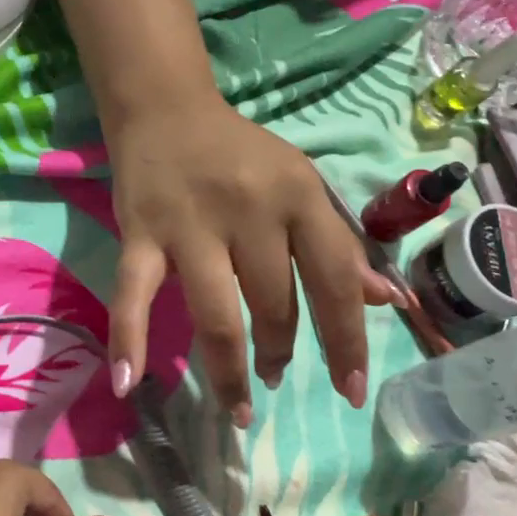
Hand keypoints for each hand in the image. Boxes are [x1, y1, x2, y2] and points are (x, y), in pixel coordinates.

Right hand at [103, 98, 398, 424]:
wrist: (165, 110)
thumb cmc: (242, 156)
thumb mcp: (301, 187)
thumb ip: (339, 245)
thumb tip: (387, 301)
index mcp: (297, 197)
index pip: (334, 279)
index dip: (347, 340)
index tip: (351, 392)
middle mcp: (248, 210)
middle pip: (272, 304)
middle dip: (279, 354)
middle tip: (274, 375)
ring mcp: (188, 225)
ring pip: (214, 313)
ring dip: (228, 370)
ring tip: (239, 405)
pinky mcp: (140, 235)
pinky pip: (133, 295)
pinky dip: (129, 340)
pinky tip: (129, 384)